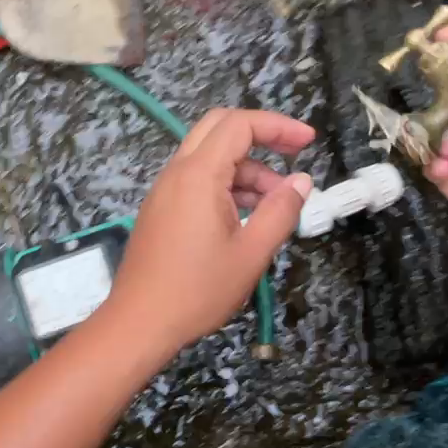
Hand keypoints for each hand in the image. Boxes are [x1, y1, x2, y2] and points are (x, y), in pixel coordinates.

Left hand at [103, 108, 315, 353]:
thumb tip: (301, 182)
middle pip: (219, 129)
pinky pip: (196, 181)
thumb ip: (280, 211)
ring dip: (246, 168)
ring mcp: (165, 191)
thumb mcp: (250, 253)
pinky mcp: (161, 210)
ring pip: (209, 158)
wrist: (139, 322)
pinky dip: (227, 185)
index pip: (239, 125)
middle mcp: (177, 173)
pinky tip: (248, 215)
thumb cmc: (197, 291)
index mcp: (198, 175)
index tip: (308, 141)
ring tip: (278, 202)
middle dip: (260, 134)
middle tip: (294, 153)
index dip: (278, 126)